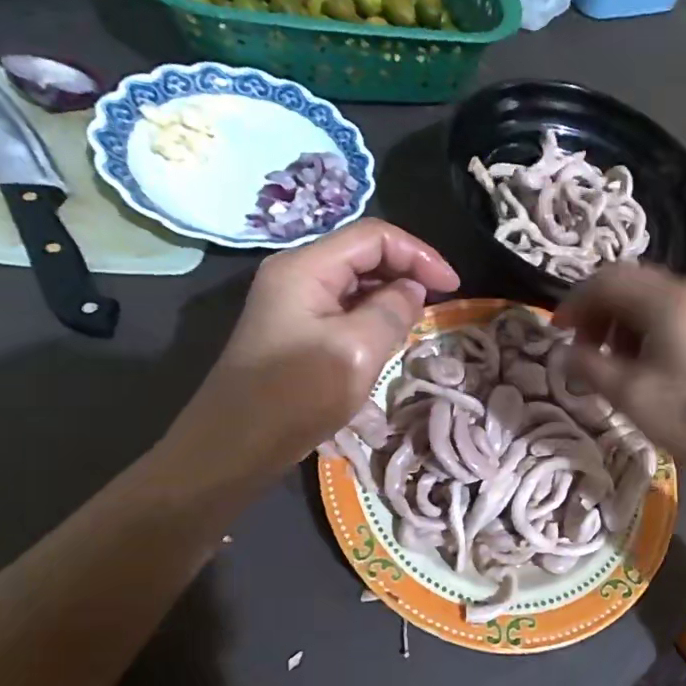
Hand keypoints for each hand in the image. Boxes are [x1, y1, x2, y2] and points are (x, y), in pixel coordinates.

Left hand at [156, 219, 459, 475]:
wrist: (232, 448)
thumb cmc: (295, 396)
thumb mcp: (357, 350)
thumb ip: (392, 311)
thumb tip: (412, 291)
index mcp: (306, 267)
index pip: (374, 236)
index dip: (419, 254)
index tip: (453, 286)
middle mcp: (296, 274)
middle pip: (363, 253)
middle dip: (407, 271)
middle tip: (439, 303)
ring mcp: (292, 302)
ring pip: (355, 281)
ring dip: (391, 295)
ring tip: (419, 321)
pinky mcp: (294, 329)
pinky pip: (343, 307)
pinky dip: (373, 315)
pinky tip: (389, 337)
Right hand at [554, 265, 685, 500]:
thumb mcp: (631, 396)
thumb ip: (588, 367)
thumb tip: (564, 352)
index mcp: (665, 300)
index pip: (605, 279)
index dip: (575, 303)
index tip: (559, 335)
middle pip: (629, 284)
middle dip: (598, 312)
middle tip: (584, 349)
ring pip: (651, 300)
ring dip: (622, 322)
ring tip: (613, 363)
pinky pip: (673, 315)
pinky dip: (647, 331)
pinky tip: (647, 367)